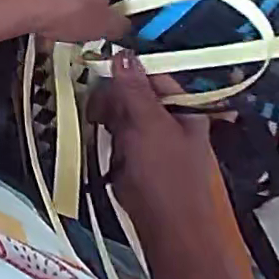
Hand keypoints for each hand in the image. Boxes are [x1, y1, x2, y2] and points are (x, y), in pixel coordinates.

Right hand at [88, 50, 225, 227]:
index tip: (97, 65)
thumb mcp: (150, 125)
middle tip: (97, 102)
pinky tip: (95, 131)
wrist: (165, 225)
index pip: (152, 75)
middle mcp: (167, 118)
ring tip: (95, 120)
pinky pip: (113, 128)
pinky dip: (102, 127)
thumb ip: (134, 89)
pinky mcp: (131, 150)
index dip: (126, 69)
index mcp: (183, 108)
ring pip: (119, 108)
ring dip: (104, 111)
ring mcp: (148, 135)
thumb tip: (122, 53)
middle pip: (132, 90)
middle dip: (112, 94)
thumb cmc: (167, 174)